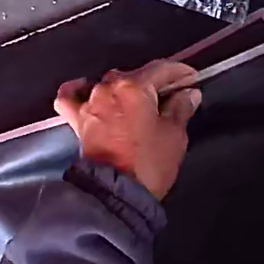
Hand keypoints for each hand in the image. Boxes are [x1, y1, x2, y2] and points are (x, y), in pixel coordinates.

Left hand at [55, 61, 200, 198]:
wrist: (115, 194)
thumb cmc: (148, 163)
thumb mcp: (174, 135)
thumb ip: (181, 108)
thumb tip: (188, 93)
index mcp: (134, 86)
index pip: (161, 69)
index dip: (180, 72)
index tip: (192, 78)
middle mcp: (108, 87)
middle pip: (136, 75)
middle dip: (156, 82)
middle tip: (172, 95)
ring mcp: (90, 102)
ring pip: (110, 84)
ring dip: (127, 88)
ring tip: (141, 101)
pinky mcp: (78, 120)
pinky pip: (71, 97)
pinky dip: (78, 90)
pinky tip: (84, 87)